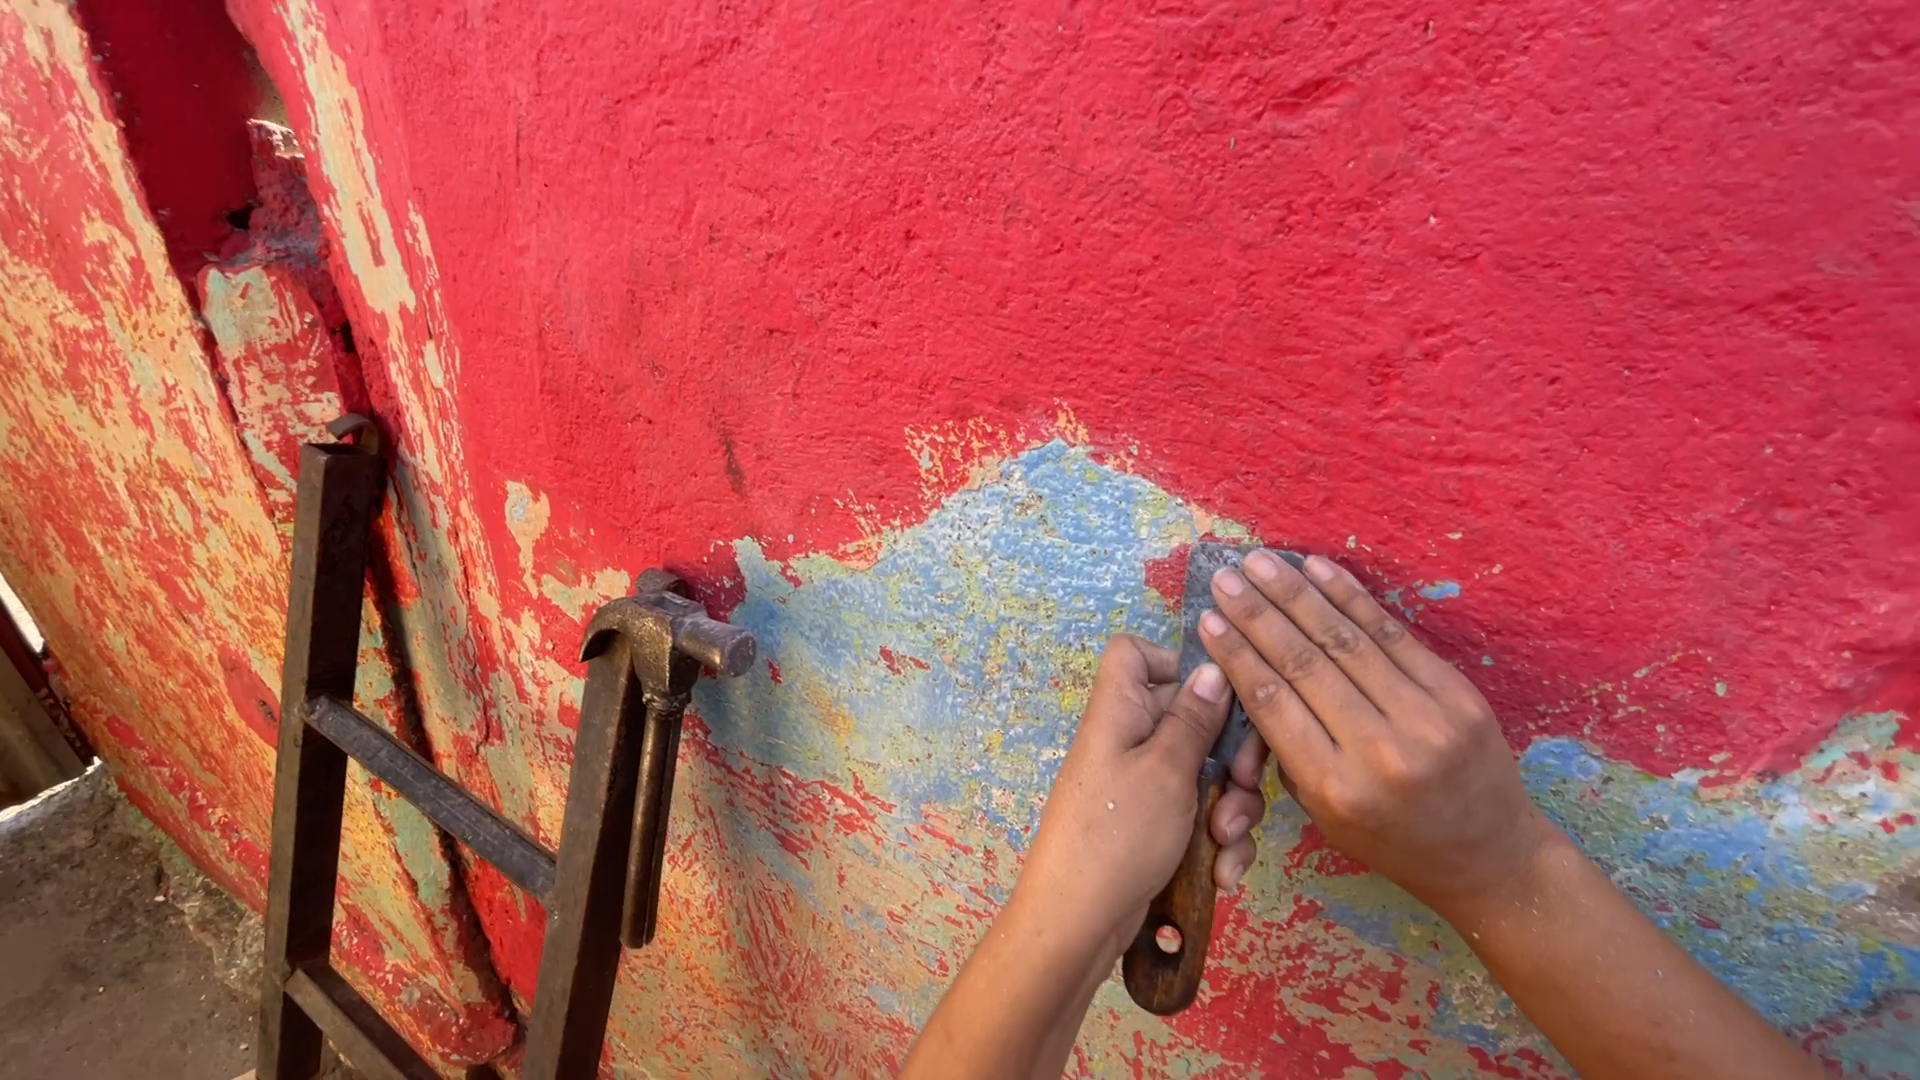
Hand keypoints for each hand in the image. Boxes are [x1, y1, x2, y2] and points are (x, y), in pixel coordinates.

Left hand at [1013, 635, 1269, 964]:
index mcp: (1119, 709)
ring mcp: (1142, 782)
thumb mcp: (1166, 770)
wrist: (1080, 919)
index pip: (1134, 653)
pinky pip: (1197, 812)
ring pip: (1204, 771)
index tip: (1212, 696)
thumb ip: (1194, 718)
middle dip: (1227, 756)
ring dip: (1229, 808)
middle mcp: (1129, 738)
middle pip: (1190, 716)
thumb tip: (1212, 668)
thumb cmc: (1119, 832)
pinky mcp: (1154, 821)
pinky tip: (1221, 873)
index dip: (1171, 662)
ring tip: (1224, 841)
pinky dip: (1215, 840)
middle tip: (1241, 785)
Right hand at [1198, 550, 1552, 911]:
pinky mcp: (1457, 693)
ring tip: (1259, 562)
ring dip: (1294, 593)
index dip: (1235, 653)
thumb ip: (1284, 744)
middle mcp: (1379, 749)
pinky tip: (1317, 567)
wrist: (1489, 856)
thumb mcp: (1319, 809)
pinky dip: (1350, 595)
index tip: (1207, 617)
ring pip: (1343, 639)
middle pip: (1302, 662)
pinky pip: (1391, 632)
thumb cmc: (1388, 836)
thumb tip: (1245, 671)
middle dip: (1255, 613)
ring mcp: (1425, 717)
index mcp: (1334, 785)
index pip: (1271, 700)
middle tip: (1224, 578)